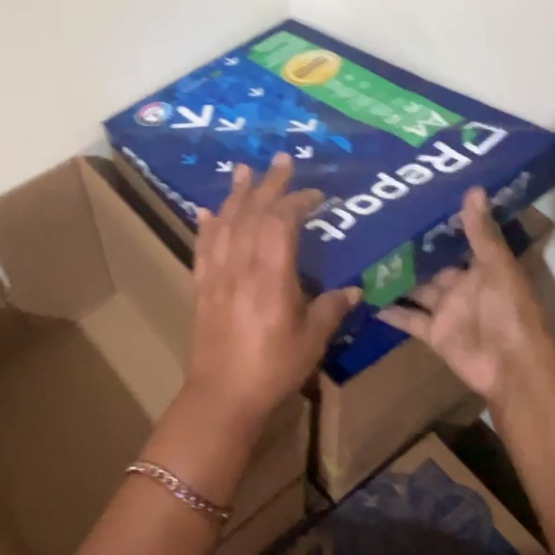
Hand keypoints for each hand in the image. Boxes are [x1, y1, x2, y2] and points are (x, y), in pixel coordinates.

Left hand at [185, 153, 359, 426]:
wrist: (222, 395)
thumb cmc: (273, 368)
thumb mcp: (312, 340)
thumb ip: (331, 309)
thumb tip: (353, 289)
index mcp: (271, 275)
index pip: (281, 222)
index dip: (297, 202)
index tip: (316, 195)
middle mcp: (241, 266)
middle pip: (252, 214)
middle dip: (269, 185)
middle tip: (281, 159)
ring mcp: (217, 275)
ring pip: (225, 224)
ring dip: (236, 195)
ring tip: (244, 170)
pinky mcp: (202, 288)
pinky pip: (203, 248)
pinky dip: (207, 226)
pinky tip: (207, 211)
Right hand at [379, 187, 554, 412]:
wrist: (512, 366)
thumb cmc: (511, 312)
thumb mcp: (497, 267)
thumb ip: (481, 233)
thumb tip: (472, 188)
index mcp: (482, 267)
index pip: (457, 241)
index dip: (437, 225)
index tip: (410, 205)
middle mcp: (463, 286)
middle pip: (431, 266)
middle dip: (408, 252)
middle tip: (375, 230)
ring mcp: (447, 311)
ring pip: (416, 291)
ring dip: (395, 280)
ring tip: (363, 260)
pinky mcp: (434, 334)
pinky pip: (408, 319)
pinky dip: (390, 312)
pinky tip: (366, 299)